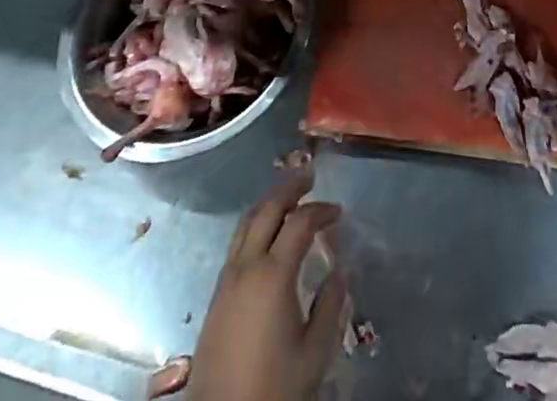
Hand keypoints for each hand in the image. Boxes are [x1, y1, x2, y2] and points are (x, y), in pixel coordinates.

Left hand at [186, 173, 347, 400]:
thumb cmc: (274, 386)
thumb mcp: (315, 351)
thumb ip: (330, 306)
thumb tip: (339, 273)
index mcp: (273, 275)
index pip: (299, 223)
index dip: (321, 210)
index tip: (339, 212)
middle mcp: (246, 267)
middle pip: (266, 211)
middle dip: (289, 189)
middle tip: (310, 177)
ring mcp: (226, 280)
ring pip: (245, 224)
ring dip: (269, 204)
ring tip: (290, 198)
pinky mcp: (217, 295)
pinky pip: (237, 243)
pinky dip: (257, 225)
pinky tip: (270, 236)